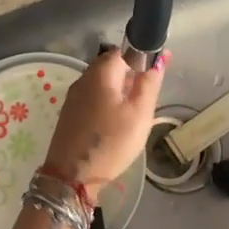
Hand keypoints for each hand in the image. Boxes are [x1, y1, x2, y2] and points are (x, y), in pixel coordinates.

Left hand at [43, 48, 164, 189]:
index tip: (153, 79)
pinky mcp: (70, 114)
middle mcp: (83, 79)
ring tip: (132, 117)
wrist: (72, 177)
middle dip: (130, 79)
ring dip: (119, 94)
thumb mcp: (139, 114)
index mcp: (100, 73)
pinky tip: (114, 126)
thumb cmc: (110, 142)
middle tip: (145, 103)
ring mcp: (73, 97)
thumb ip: (149, 84)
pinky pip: (93, 100)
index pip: (123, 51)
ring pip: (102, 85)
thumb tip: (158, 59)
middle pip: (111, 67)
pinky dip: (107, 106)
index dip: (141, 60)